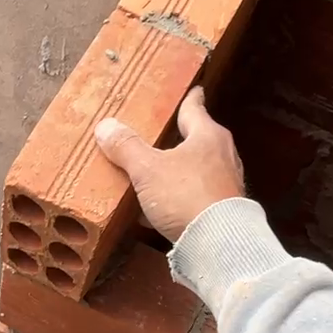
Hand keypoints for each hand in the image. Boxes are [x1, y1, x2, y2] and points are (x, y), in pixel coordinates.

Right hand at [93, 86, 244, 241]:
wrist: (217, 242)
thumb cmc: (185, 195)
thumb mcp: (148, 170)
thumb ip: (127, 148)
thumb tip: (106, 126)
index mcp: (207, 136)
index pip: (195, 109)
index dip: (189, 99)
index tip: (193, 90)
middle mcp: (222, 155)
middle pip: (199, 139)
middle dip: (183, 138)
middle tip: (167, 134)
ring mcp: (226, 184)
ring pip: (199, 169)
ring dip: (181, 170)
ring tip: (160, 174)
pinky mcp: (224, 210)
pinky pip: (197, 197)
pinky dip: (182, 198)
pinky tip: (164, 210)